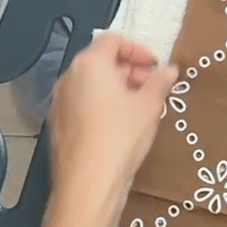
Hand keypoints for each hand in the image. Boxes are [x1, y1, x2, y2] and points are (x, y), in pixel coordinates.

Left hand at [45, 32, 175, 223]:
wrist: (87, 186)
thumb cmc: (120, 136)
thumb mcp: (149, 106)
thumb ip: (160, 82)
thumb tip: (169, 70)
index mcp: (90, 65)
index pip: (113, 40)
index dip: (137, 49)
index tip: (155, 67)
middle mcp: (68, 78)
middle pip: (101, 60)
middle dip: (129, 70)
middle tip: (151, 88)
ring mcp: (58, 102)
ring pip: (91, 83)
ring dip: (116, 87)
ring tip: (139, 108)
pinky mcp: (57, 125)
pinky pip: (82, 103)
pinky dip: (101, 104)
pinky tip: (119, 126)